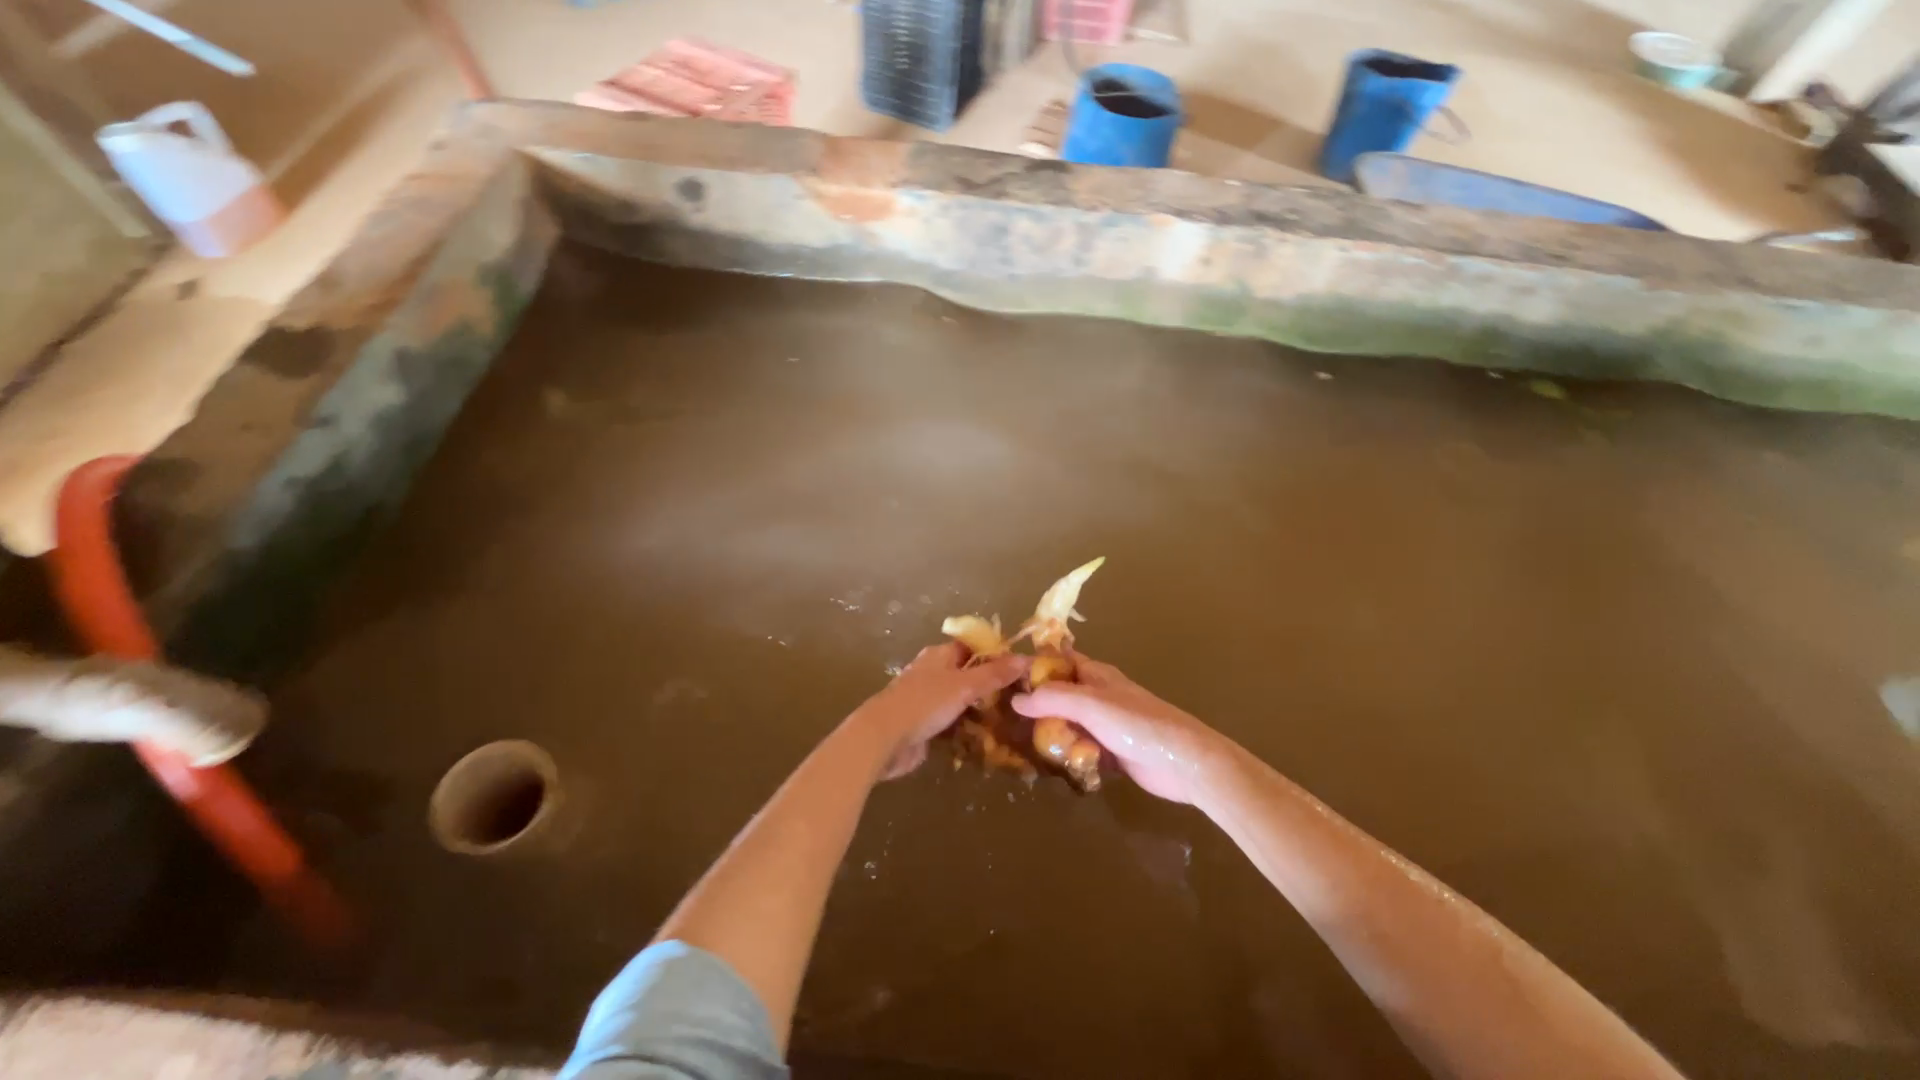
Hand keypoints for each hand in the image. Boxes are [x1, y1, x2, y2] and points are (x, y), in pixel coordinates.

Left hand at [851, 643, 1027, 779]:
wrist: (884, 738)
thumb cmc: (924, 703)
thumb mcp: (964, 685)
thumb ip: (994, 674)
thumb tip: (1026, 657)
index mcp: (939, 656)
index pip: (971, 646)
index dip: (995, 653)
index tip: (1021, 666)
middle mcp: (932, 674)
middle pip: (967, 674)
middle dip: (991, 684)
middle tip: (1021, 695)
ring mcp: (927, 701)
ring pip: (960, 700)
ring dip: (980, 708)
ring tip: (1012, 717)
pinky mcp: (925, 726)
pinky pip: (953, 723)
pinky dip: (968, 728)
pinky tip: (989, 737)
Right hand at [1011, 652, 1230, 804]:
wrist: (1184, 762)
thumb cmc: (1138, 725)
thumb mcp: (1091, 704)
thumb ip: (1052, 699)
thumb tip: (1016, 699)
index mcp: (1096, 675)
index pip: (1059, 661)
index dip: (1033, 666)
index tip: (1003, 680)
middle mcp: (1099, 697)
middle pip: (1060, 696)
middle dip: (1035, 706)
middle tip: (1002, 721)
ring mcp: (1106, 726)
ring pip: (1068, 725)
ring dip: (1049, 734)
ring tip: (1016, 746)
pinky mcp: (1112, 753)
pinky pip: (1080, 750)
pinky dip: (1066, 756)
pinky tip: (1045, 766)